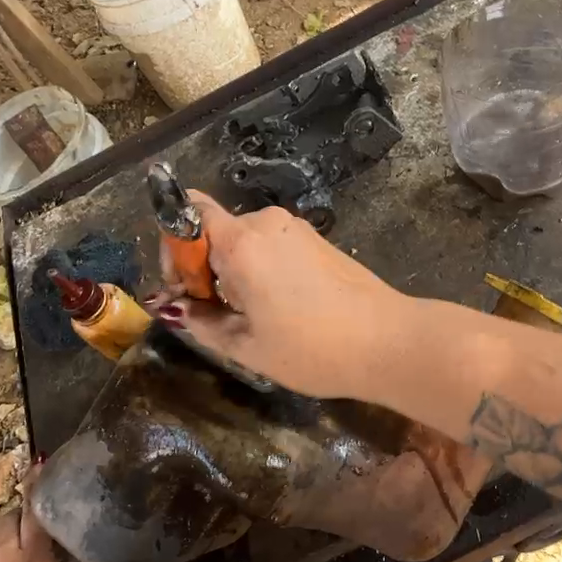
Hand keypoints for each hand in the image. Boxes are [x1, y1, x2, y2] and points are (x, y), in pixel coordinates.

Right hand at [150, 191, 417, 399]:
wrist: (388, 341)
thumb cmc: (312, 348)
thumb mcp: (247, 346)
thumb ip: (203, 323)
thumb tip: (175, 310)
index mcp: (241, 242)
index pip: (186, 213)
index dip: (173, 250)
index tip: (183, 290)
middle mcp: (266, 222)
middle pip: (214, 229)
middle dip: (203, 265)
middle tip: (212, 312)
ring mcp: (296, 228)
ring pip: (245, 239)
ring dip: (233, 269)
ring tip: (249, 315)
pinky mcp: (318, 240)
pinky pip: (272, 245)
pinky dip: (261, 267)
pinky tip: (278, 306)